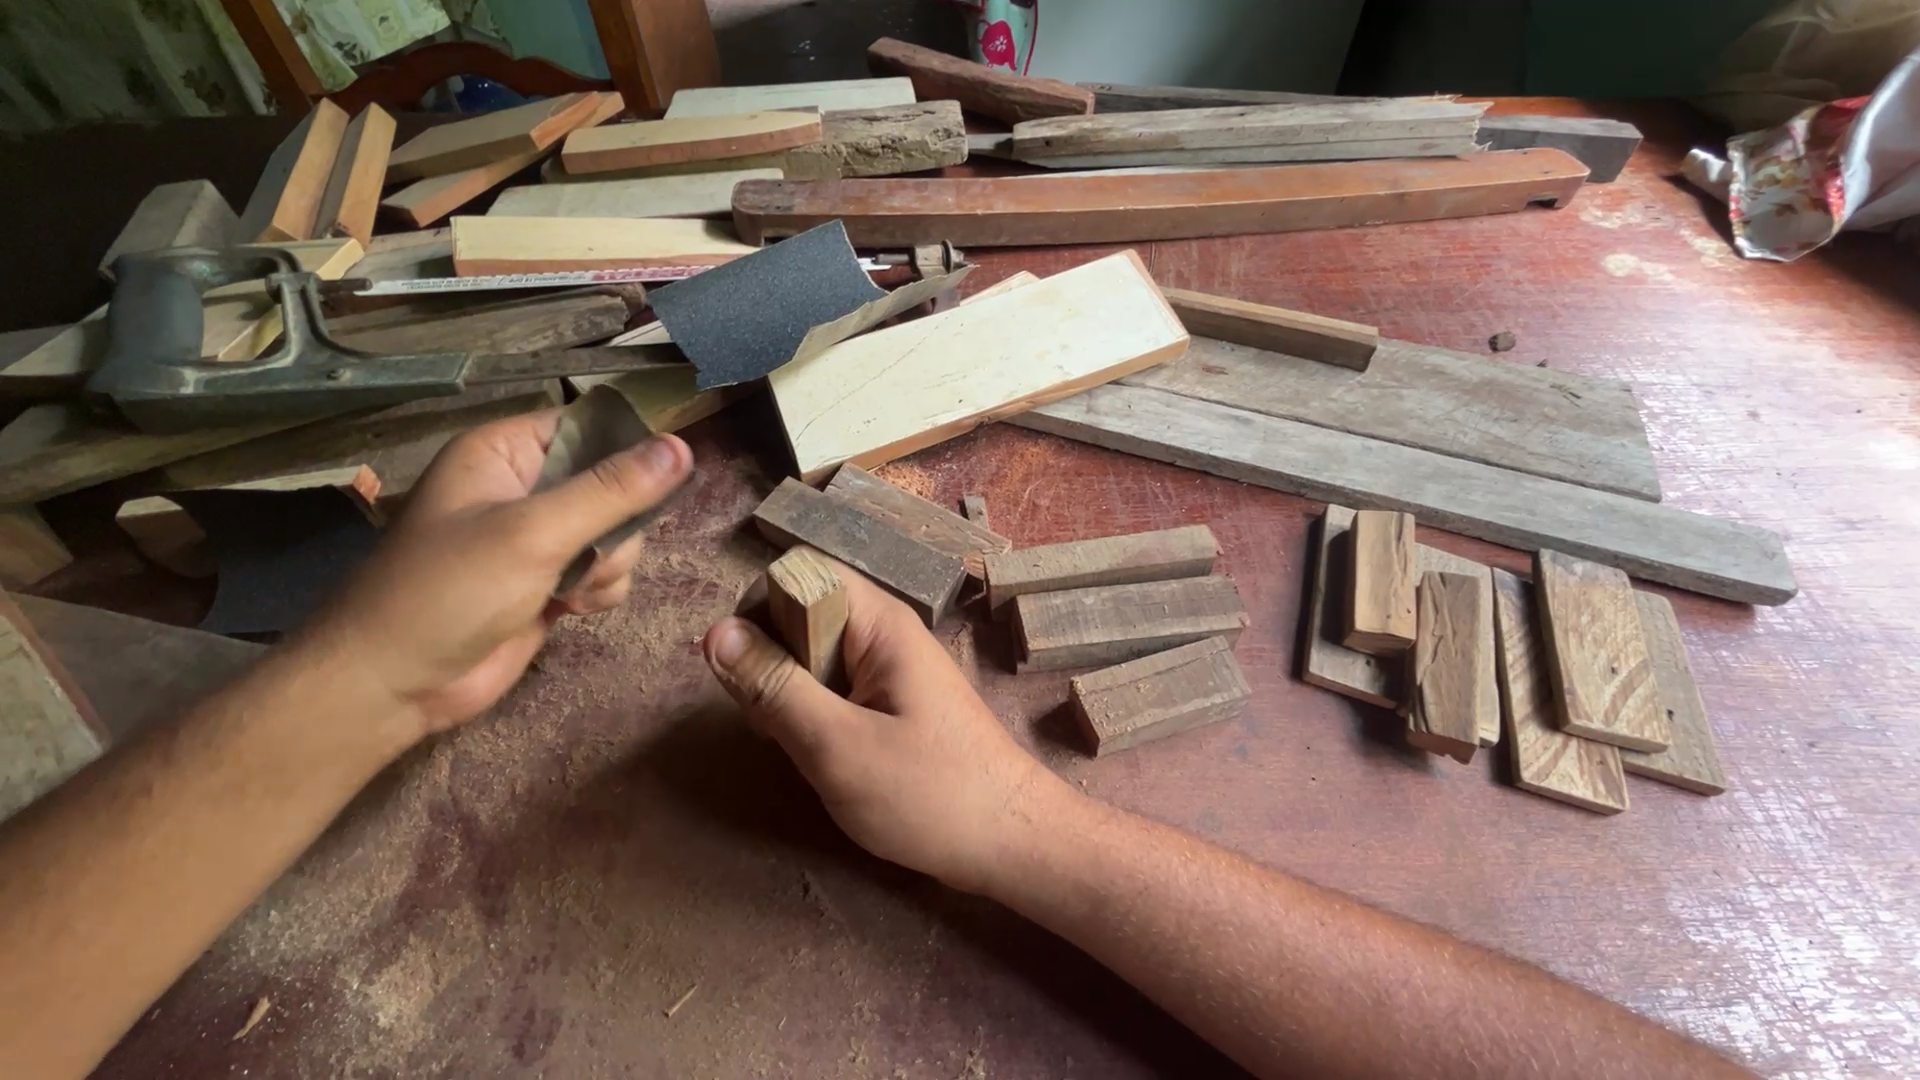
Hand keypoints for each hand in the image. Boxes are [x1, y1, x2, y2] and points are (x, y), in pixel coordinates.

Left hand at [301, 409, 692, 738]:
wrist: (395, 685)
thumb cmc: (450, 592)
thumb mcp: (535, 532)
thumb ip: (612, 491)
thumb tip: (681, 448)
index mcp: (506, 453)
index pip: (589, 427)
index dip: (630, 447)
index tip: (664, 477)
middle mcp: (525, 487)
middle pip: (615, 484)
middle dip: (619, 523)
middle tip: (594, 549)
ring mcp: (540, 537)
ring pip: (618, 532)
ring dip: (610, 563)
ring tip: (573, 589)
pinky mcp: (551, 580)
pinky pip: (607, 570)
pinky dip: (600, 590)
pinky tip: (574, 609)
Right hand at [702, 559, 1074, 892]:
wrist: (1010, 841)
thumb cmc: (929, 794)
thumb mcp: (838, 746)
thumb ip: (776, 688)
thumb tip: (716, 633)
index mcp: (879, 623)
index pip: (803, 576)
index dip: (762, 611)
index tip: (747, 672)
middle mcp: (885, 633)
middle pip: (804, 615)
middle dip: (771, 661)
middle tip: (769, 723)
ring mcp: (891, 668)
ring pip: (814, 656)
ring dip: (789, 694)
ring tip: (793, 745)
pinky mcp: (892, 702)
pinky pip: (835, 687)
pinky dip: (813, 714)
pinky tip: (817, 754)